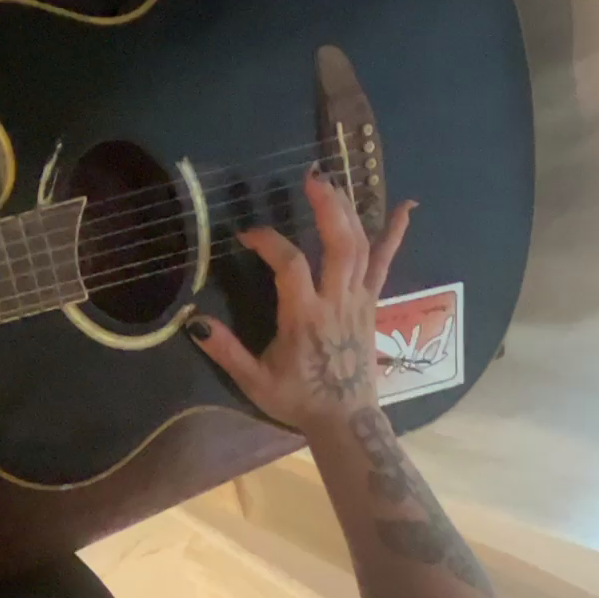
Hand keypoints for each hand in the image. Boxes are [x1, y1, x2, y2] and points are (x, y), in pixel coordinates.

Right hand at [187, 167, 413, 437]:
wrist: (345, 419)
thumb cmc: (296, 399)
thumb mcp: (254, 381)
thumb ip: (226, 351)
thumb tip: (193, 322)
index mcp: (305, 319)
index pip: (290, 265)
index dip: (269, 241)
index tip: (246, 235)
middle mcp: (336, 302)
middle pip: (340, 243)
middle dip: (327, 207)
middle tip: (311, 178)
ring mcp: (359, 300)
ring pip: (361, 247)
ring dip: (348, 211)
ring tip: (332, 183)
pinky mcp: (371, 304)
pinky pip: (384, 264)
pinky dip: (394, 235)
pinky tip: (406, 207)